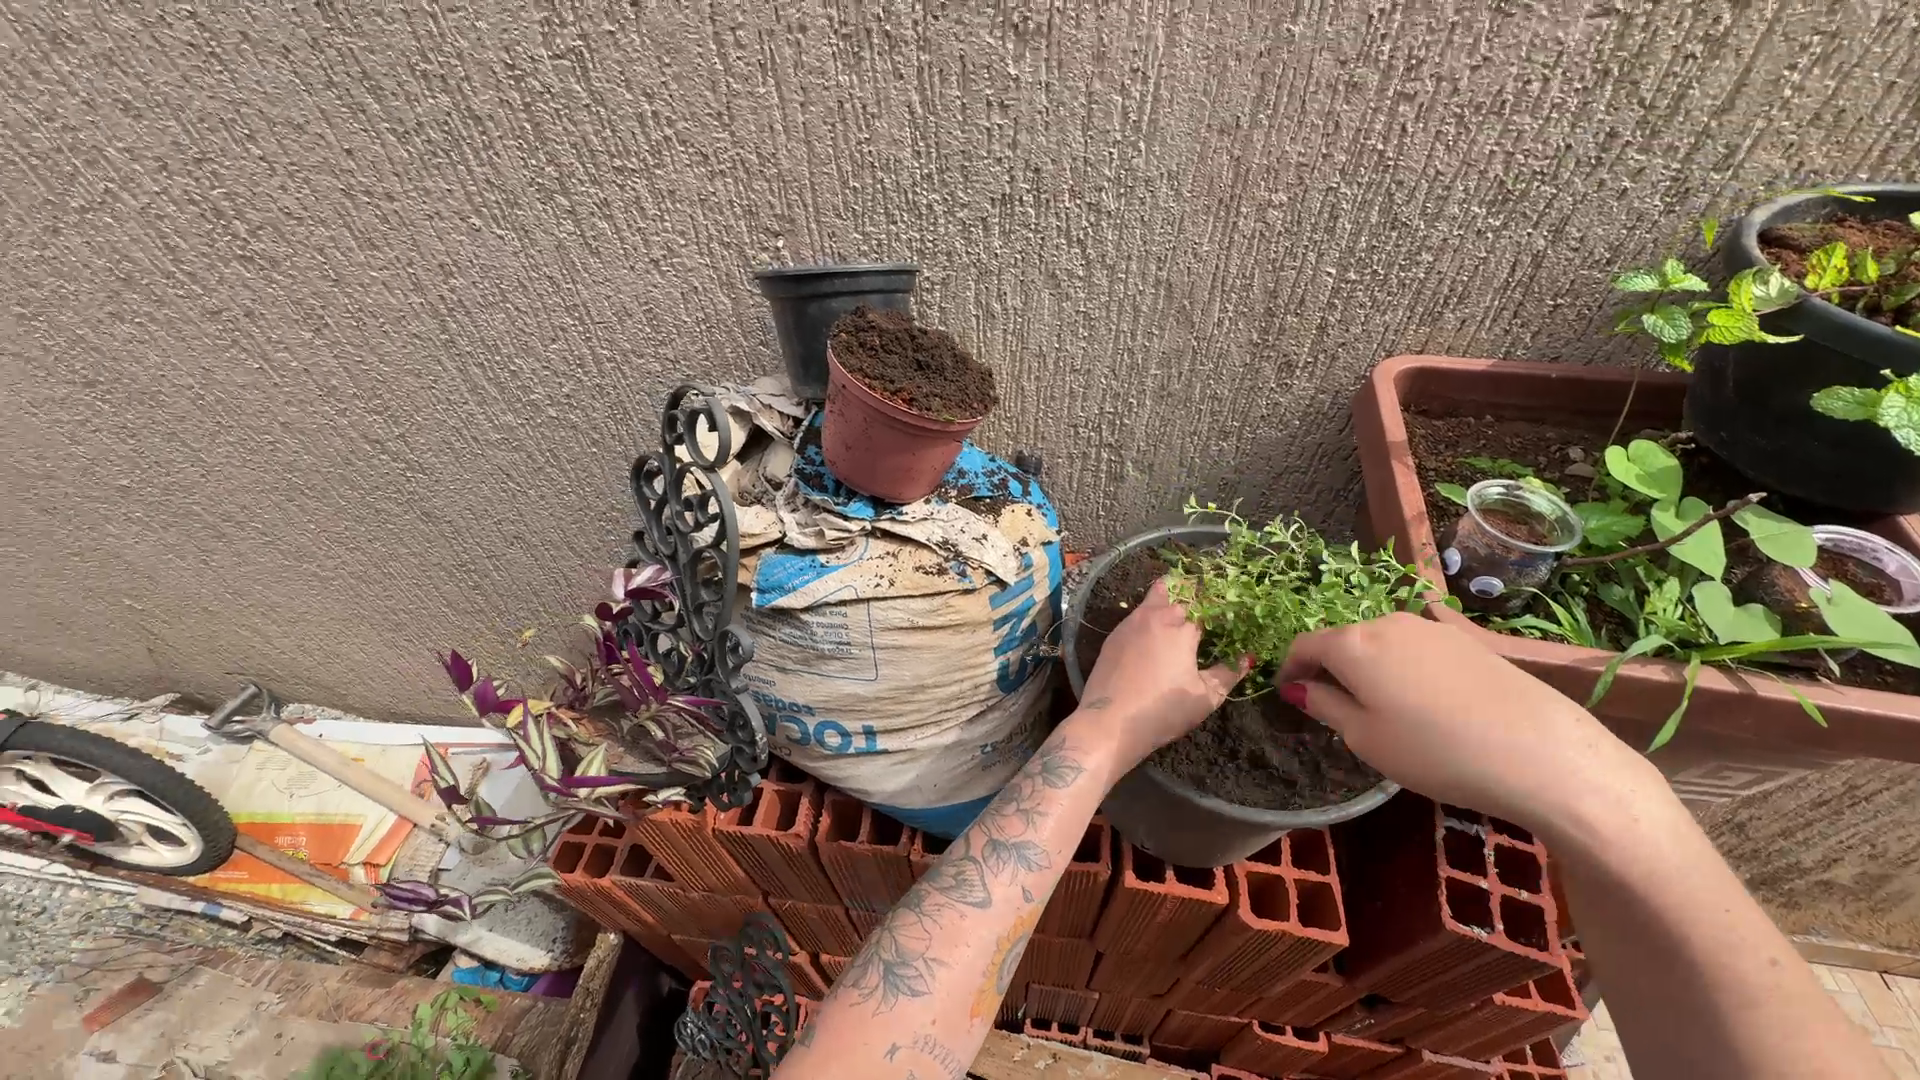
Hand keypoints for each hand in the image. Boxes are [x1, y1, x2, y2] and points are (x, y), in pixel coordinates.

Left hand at [1073, 577, 1247, 771]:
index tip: (1227, 612)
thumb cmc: (1163, 710)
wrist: (1109, 722)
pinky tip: (1152, 633)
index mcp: (1180, 628)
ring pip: (1151, 600)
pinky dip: (1147, 616)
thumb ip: (1228, 673)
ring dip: (1166, 598)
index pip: (1205, 608)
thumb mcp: (1205, 697)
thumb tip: (1246, 658)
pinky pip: (1135, 617)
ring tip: (1179, 607)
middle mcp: (1153, 618)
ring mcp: (1128, 626)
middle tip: (1204, 604)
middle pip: (1176, 594)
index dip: (1217, 609)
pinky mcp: (1111, 638)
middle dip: (1191, 594)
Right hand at [1275, 613, 1662, 832]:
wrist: (1543, 753)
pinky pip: (1416, 649)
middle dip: (1329, 668)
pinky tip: (1425, 706)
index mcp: (1352, 643)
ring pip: (1381, 643)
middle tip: (1334, 710)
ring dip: (1368, 668)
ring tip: (1382, 711)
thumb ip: (1325, 705)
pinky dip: (1403, 669)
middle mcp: (1387, 622)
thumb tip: (1298, 687)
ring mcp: (1432, 628)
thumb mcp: (1365, 738)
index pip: (1303, 645)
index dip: (1289, 670)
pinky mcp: (1468, 641)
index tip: (1288, 696)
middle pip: (1343, 640)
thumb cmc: (1435, 751)